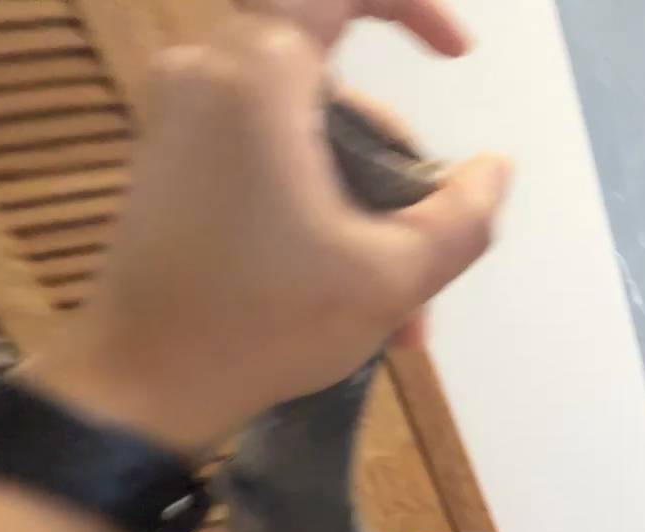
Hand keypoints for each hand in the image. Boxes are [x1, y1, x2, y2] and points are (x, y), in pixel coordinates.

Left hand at [22, 0, 512, 456]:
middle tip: (430, 261)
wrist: (147, 380)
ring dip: (372, 215)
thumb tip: (496, 170)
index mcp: (259, 82)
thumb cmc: (271, 323)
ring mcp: (184, 118)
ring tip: (401, 310)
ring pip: (315, 139)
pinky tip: (354, 290)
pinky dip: (328, 212)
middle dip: (401, 177)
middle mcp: (210, 77)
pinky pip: (277, 161)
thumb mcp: (396, 278)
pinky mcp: (177, 159)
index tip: (458, 58)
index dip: (409, 7)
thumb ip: (464, 217)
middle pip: (341, 92)